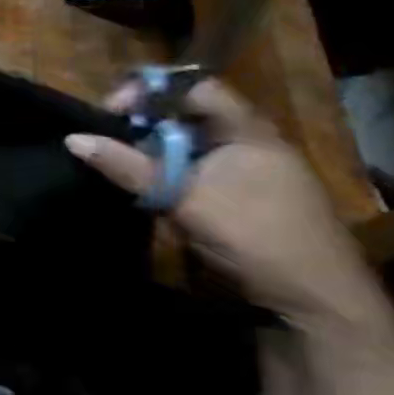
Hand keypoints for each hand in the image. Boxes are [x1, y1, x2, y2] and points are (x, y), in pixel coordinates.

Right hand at [66, 80, 384, 326]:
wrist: (320, 308)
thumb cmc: (257, 238)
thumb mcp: (185, 200)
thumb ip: (128, 168)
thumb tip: (73, 139)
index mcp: (247, 129)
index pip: (190, 86)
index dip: (149, 89)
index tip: (114, 109)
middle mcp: (251, 142)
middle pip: (188, 114)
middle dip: (146, 121)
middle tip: (112, 137)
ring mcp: (251, 172)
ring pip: (192, 144)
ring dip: (156, 150)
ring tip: (124, 164)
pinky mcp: (247, 200)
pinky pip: (200, 170)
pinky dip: (172, 173)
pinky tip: (151, 188)